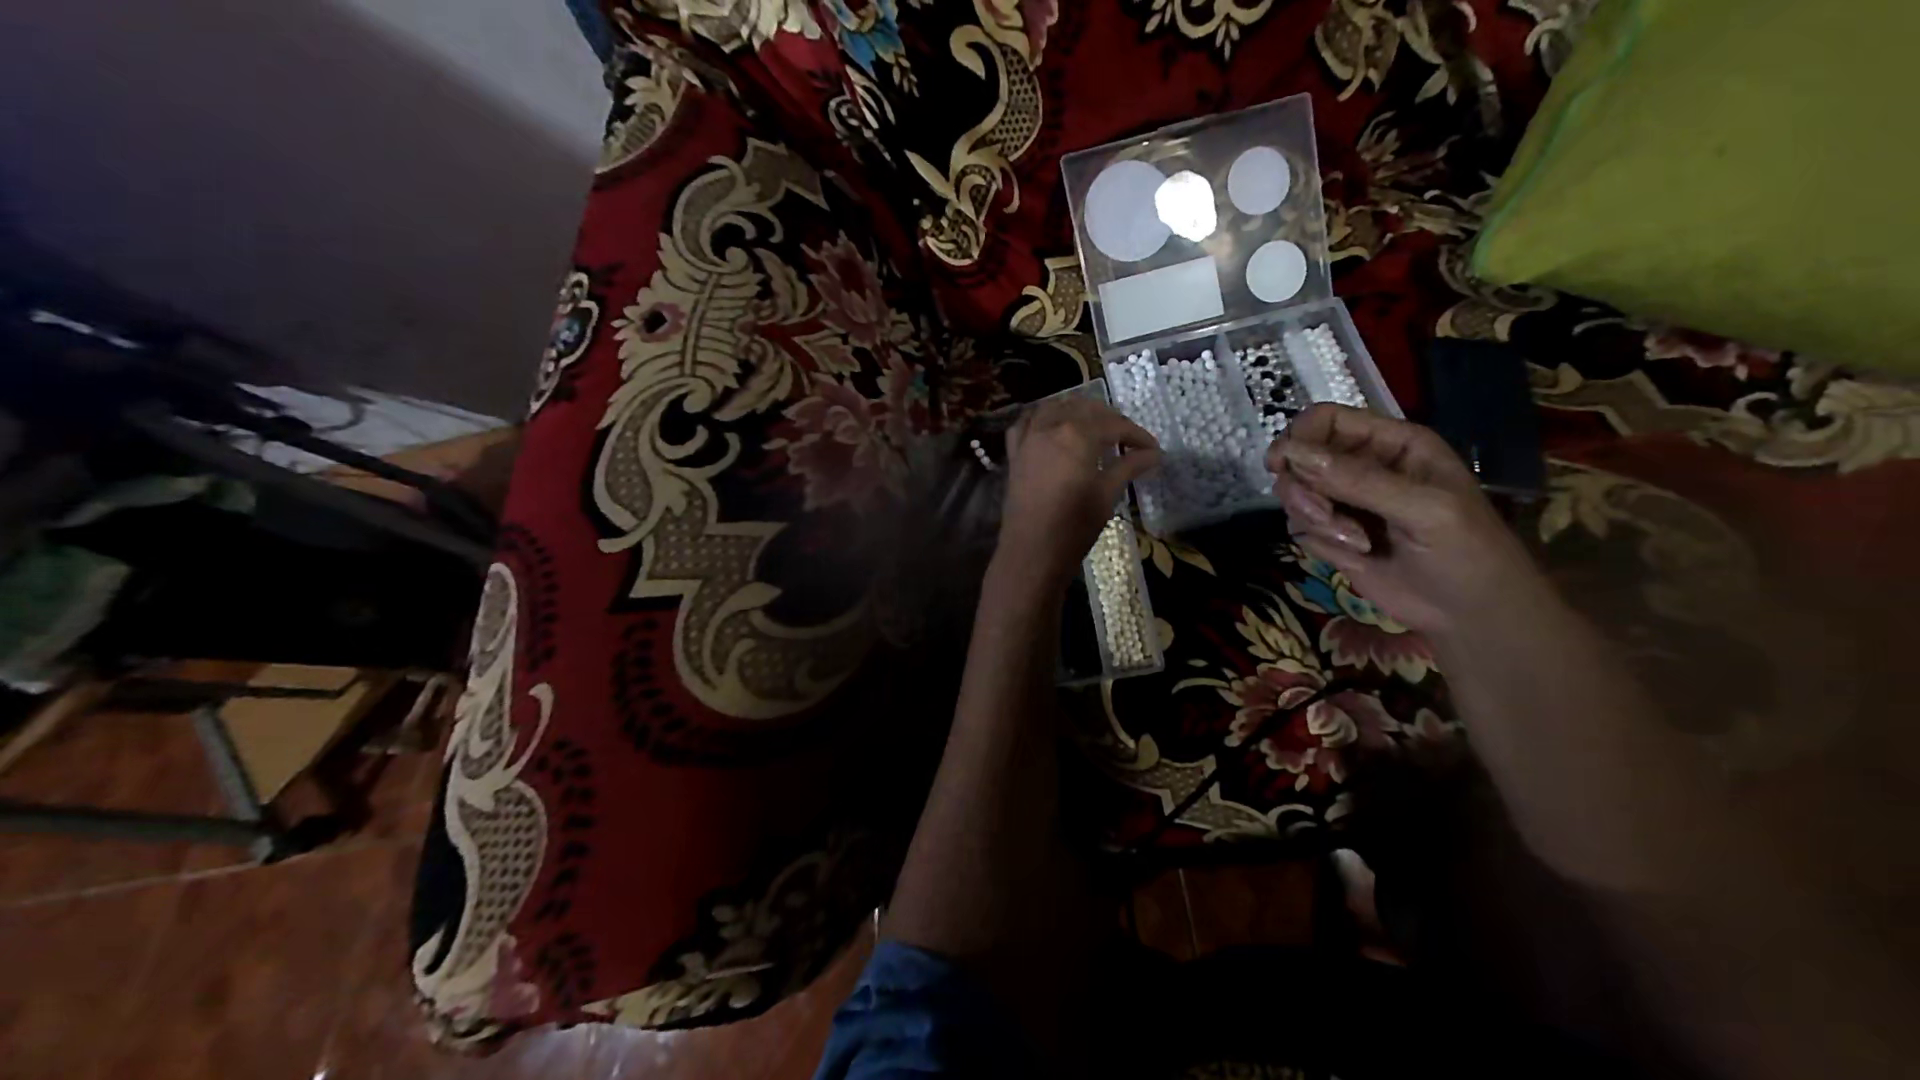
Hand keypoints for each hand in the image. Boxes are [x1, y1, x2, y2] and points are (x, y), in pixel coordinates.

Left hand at [998, 396, 1161, 586]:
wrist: (1031, 552)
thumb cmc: (1074, 526)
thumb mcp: (1107, 495)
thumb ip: (1129, 467)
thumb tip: (1154, 454)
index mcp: (1077, 435)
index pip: (1114, 425)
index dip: (1136, 435)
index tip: (1153, 449)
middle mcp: (1050, 427)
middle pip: (1084, 409)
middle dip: (1109, 419)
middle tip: (1127, 438)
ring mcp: (1028, 439)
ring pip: (1053, 408)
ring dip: (1076, 411)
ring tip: (1094, 428)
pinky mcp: (1014, 455)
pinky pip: (1025, 424)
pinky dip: (1041, 419)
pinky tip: (1052, 428)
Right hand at [1268, 404, 1547, 637]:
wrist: (1470, 613)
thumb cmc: (1466, 550)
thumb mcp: (1423, 509)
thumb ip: (1358, 480)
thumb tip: (1292, 455)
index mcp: (1391, 443)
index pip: (1325, 420)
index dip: (1298, 438)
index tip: (1281, 466)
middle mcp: (1362, 466)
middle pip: (1299, 458)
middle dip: (1303, 488)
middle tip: (1323, 514)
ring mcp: (1345, 502)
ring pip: (1295, 494)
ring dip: (1313, 517)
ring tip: (1354, 541)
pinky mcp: (1333, 535)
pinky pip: (1300, 527)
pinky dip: (1319, 541)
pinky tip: (1355, 554)